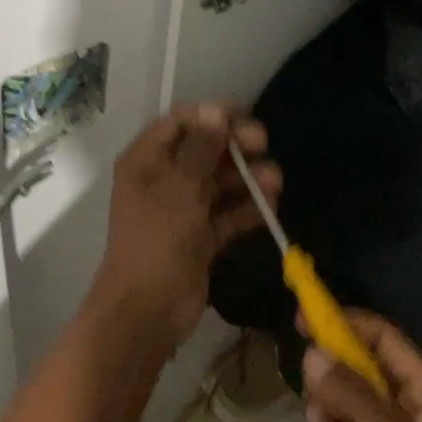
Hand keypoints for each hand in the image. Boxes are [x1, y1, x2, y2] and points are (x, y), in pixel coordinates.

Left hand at [87, 103, 280, 343]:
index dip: (209, 115)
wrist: (147, 311)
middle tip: (264, 142)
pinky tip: (272, 205)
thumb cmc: (158, 239)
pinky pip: (226, 215)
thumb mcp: (179, 188)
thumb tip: (214, 110)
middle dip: (233, 145)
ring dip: (246, 178)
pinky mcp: (199, 238)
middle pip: (202, 151)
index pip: (178, 124)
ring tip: (277, 178)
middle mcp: (162, 180)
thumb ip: (200, 149)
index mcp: (145, 161)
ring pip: (217, 184)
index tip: (242, 113)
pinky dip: (246, 210)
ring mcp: (182, 210)